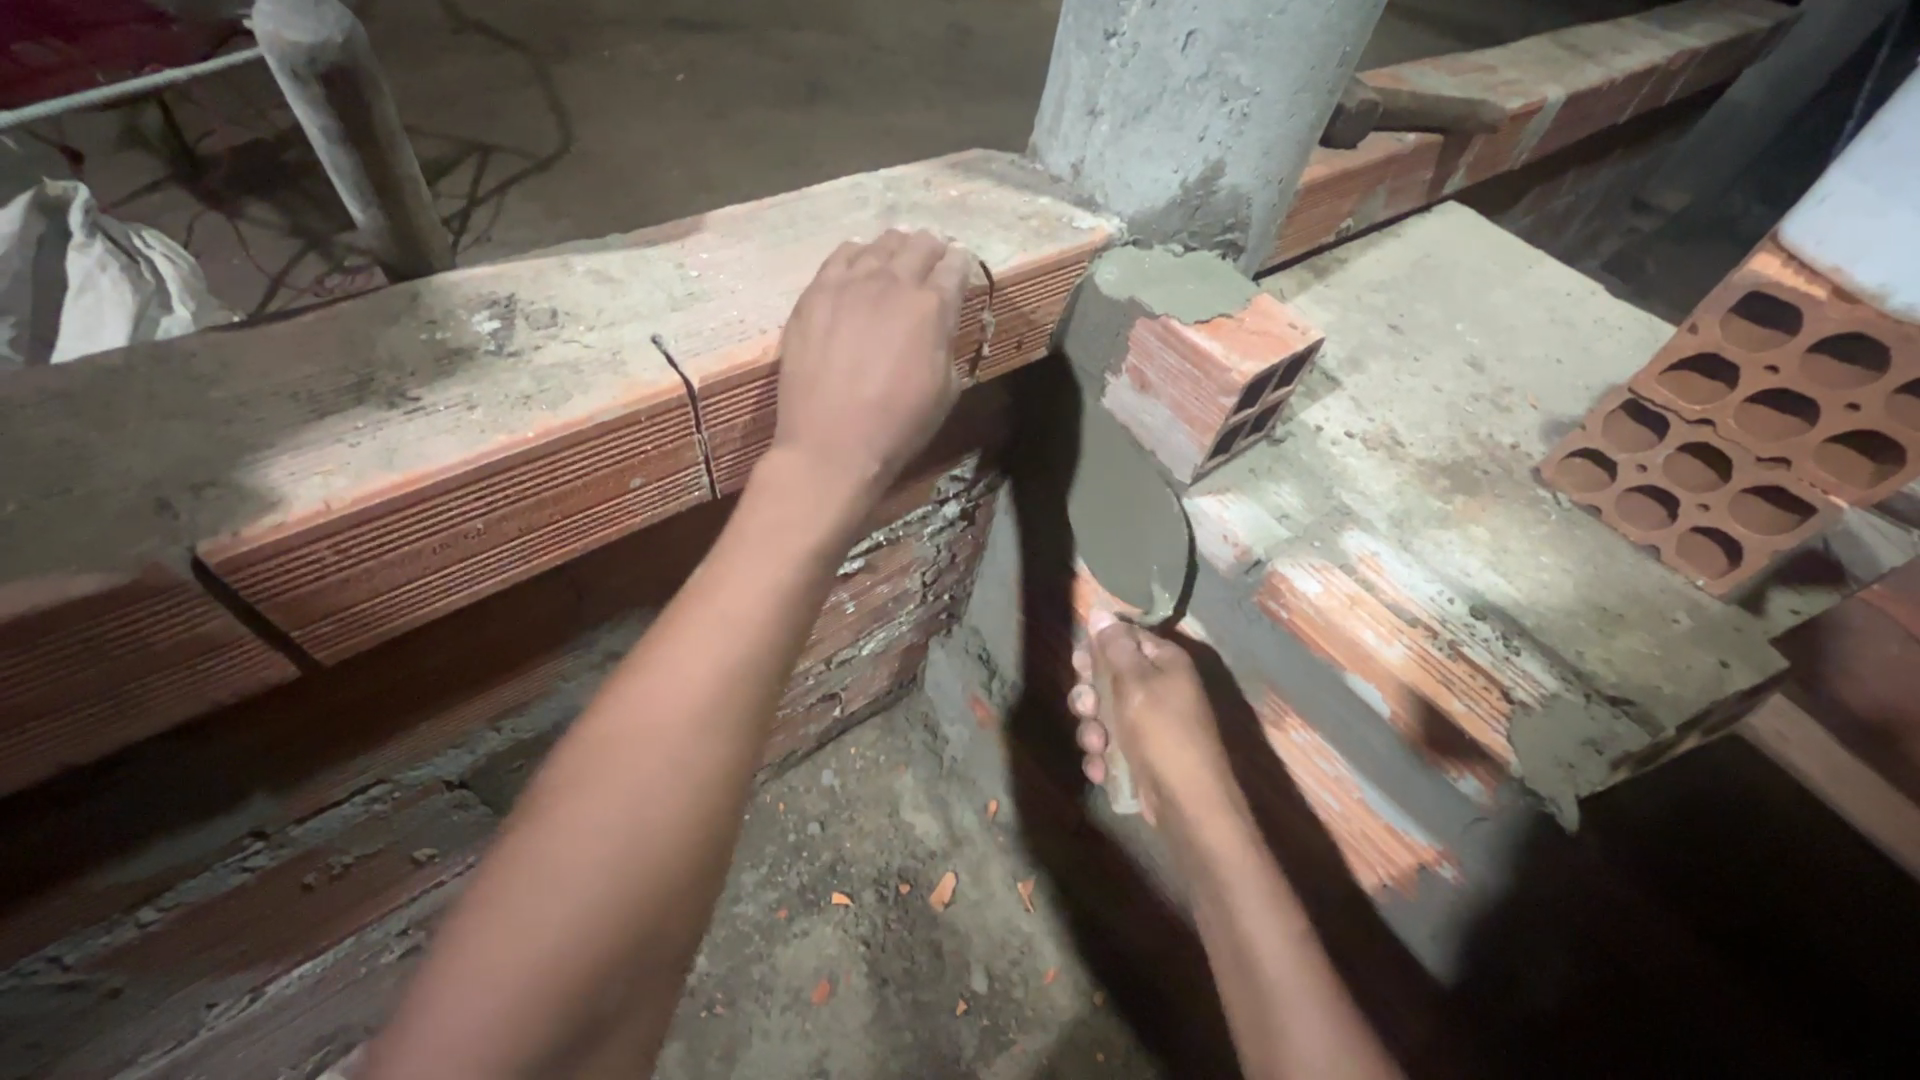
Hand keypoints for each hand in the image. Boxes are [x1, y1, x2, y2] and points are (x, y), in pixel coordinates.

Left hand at [770, 229, 971, 512]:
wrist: (832, 444)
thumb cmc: (898, 426)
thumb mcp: (946, 389)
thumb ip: (947, 344)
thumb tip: (942, 324)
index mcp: (933, 307)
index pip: (956, 267)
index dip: (961, 267)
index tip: (959, 272)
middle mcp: (894, 282)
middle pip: (919, 245)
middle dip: (931, 250)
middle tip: (932, 260)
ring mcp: (850, 284)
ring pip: (880, 244)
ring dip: (895, 248)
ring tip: (896, 258)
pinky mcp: (815, 293)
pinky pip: (840, 256)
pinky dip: (856, 254)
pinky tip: (858, 262)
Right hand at [1070, 610, 1236, 825]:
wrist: (1187, 801)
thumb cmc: (1163, 732)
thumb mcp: (1135, 683)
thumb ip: (1114, 647)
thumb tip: (1100, 611)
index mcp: (1165, 662)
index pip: (1125, 638)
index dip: (1098, 648)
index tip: (1078, 663)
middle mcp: (1160, 687)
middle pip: (1109, 676)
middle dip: (1090, 696)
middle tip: (1087, 709)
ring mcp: (1151, 723)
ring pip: (1104, 713)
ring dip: (1093, 730)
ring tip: (1098, 746)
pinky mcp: (1142, 753)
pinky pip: (1111, 744)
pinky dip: (1102, 755)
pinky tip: (1101, 769)